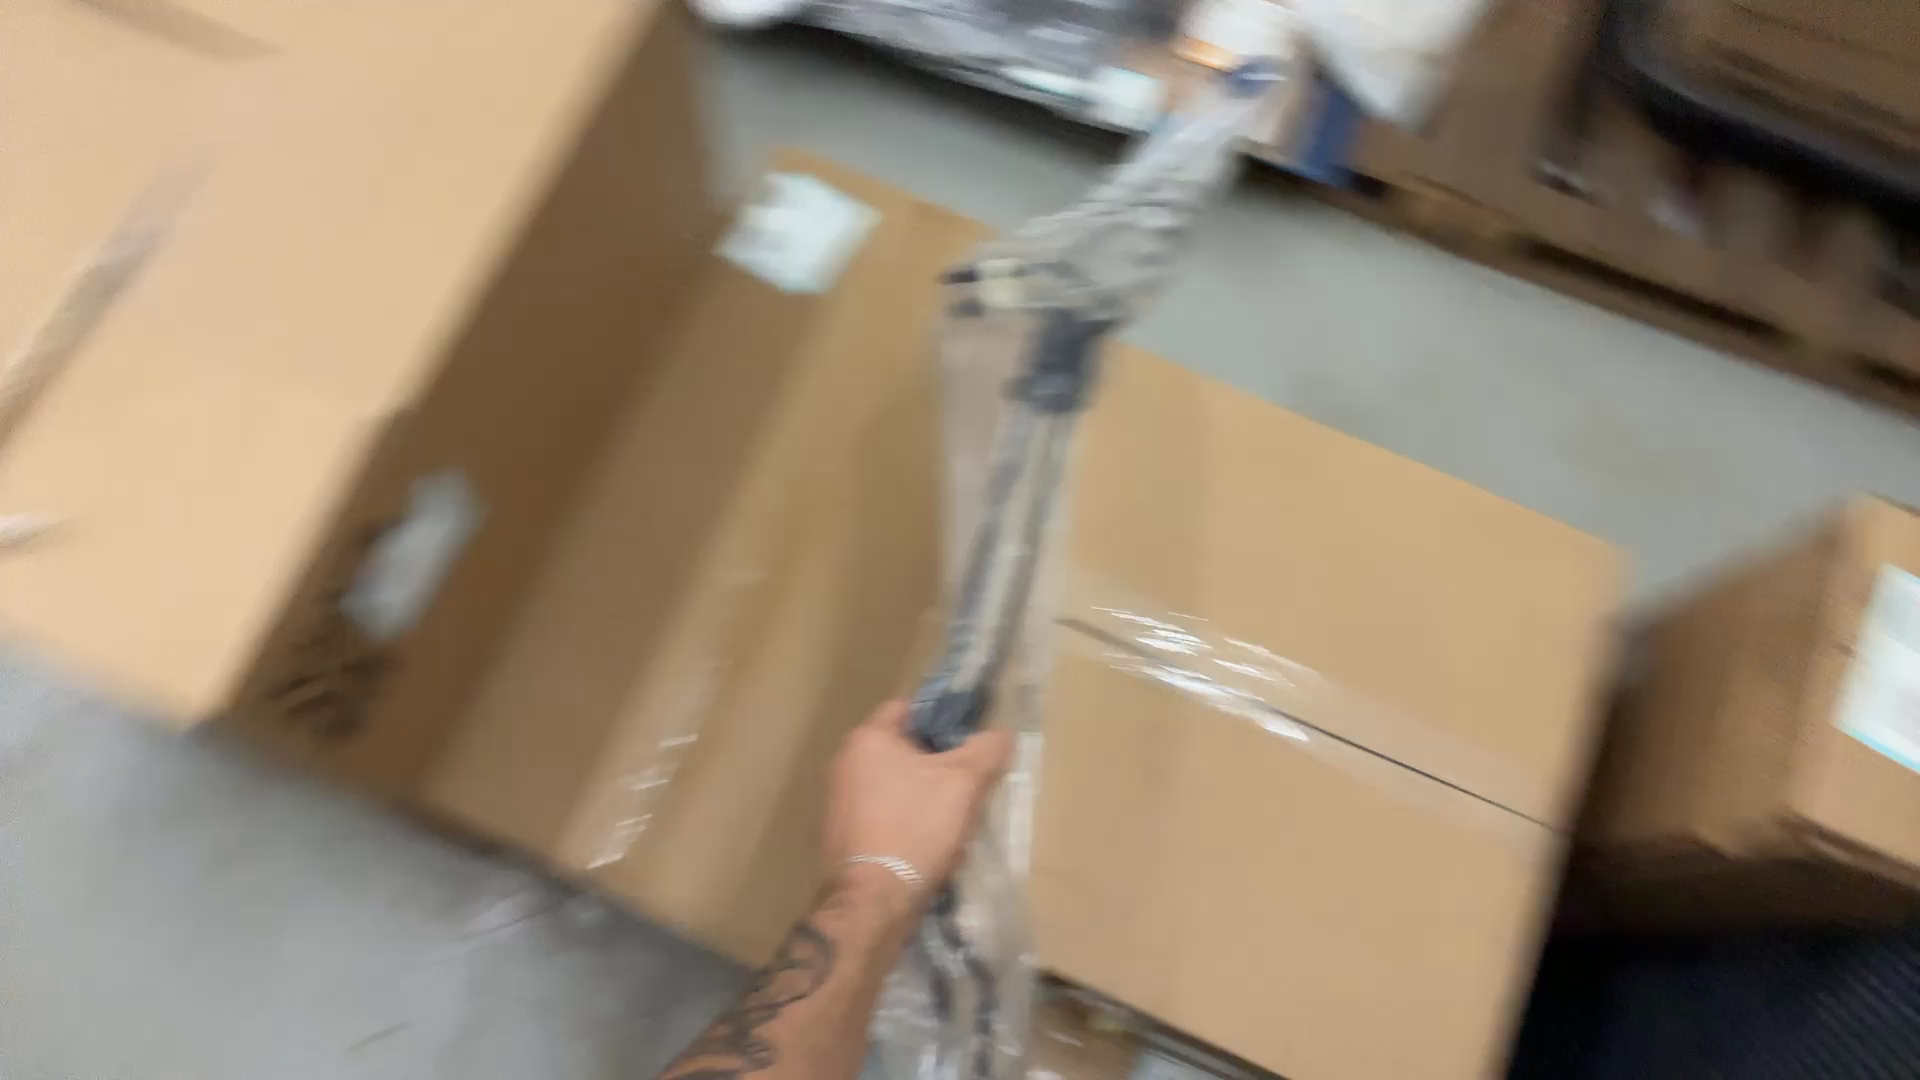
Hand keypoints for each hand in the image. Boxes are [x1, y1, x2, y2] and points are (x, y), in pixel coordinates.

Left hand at [823, 700, 1014, 907]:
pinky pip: (884, 815)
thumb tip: (1002, 732)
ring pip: (895, 785)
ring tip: (954, 816)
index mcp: (868, 739)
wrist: (872, 904)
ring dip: (923, 795)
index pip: (908, 708)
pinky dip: (906, 822)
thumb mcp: (963, 783)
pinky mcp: (842, 837)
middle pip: (903, 749)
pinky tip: (930, 844)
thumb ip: (986, 749)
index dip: (942, 717)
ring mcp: (839, 803)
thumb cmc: (914, 828)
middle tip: (968, 779)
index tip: (969, 736)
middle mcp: (845, 763)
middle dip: (937, 763)